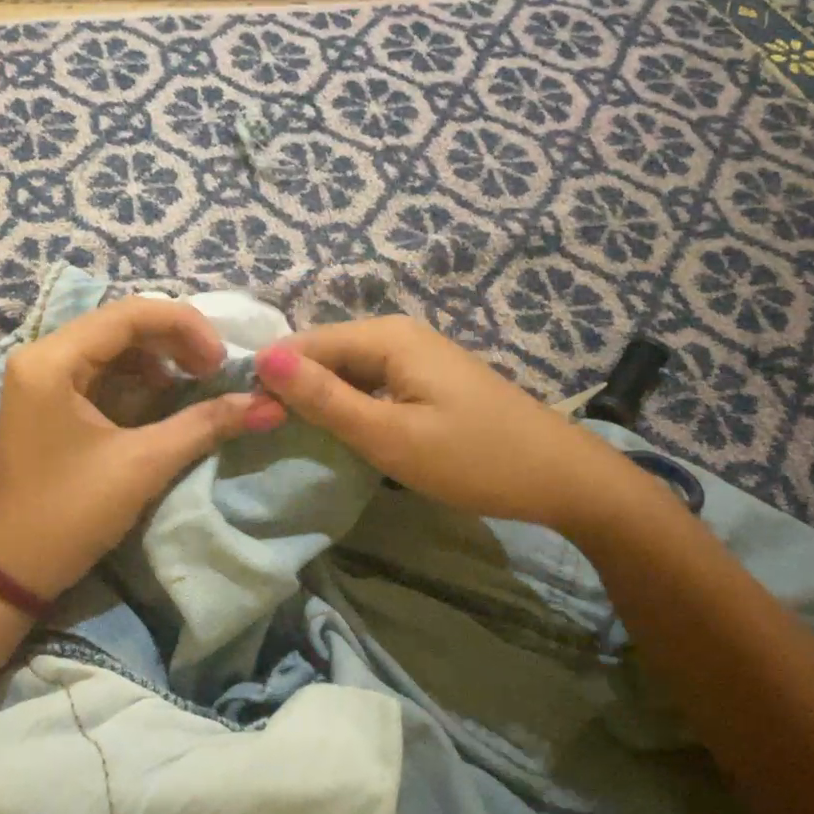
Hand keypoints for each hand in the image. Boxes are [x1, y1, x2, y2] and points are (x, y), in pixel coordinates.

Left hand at [0, 298, 284, 600]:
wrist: (13, 571)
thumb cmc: (71, 513)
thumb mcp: (143, 464)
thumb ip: (206, 424)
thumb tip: (271, 404)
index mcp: (51, 359)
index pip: (128, 314)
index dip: (184, 326)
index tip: (221, 362)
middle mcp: (40, 355)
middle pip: (119, 324)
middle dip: (174, 341)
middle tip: (214, 371)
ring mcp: (40, 377)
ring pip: (111, 345)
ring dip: (158, 358)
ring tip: (196, 383)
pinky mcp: (47, 399)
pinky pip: (99, 369)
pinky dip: (137, 377)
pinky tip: (165, 396)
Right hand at [253, 316, 642, 532]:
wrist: (565, 480)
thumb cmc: (474, 458)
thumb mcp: (390, 436)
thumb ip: (324, 398)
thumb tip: (262, 358)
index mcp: (385, 336)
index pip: (302, 343)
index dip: (271, 378)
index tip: (248, 420)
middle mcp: (396, 333)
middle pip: (323, 353)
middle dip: (293, 387)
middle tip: (266, 433)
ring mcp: (415, 355)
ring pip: (345, 370)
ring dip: (319, 399)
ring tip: (292, 436)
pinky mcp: (426, 378)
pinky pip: (369, 382)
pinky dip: (349, 405)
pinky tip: (339, 432)